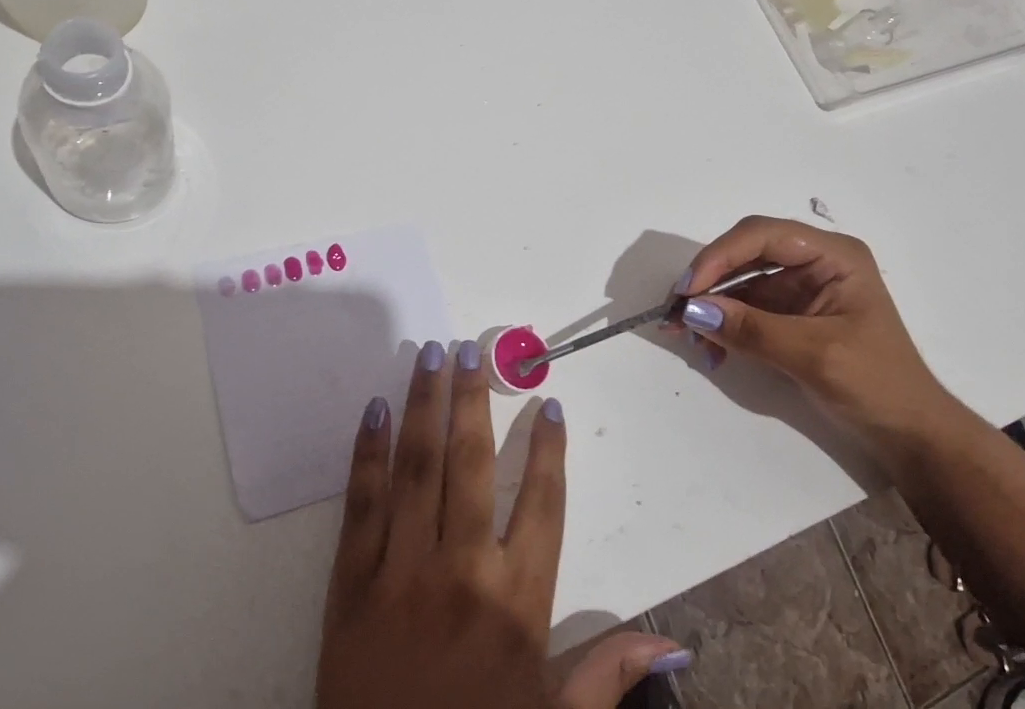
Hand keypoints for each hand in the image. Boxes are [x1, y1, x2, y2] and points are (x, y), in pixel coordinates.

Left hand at [317, 340, 689, 708]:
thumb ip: (609, 674)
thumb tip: (675, 643)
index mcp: (517, 601)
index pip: (543, 505)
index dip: (550, 452)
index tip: (550, 404)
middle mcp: (462, 570)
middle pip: (472, 465)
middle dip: (473, 401)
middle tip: (471, 349)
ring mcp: (401, 569)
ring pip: (417, 469)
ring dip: (424, 406)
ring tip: (431, 355)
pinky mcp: (350, 580)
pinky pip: (361, 504)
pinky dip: (367, 453)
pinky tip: (374, 410)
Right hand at [673, 216, 957, 446]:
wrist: (909, 435)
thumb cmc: (878, 385)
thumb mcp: (814, 355)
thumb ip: (753, 330)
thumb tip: (691, 312)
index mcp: (834, 256)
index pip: (762, 236)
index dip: (719, 257)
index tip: (687, 292)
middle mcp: (814, 263)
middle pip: (745, 254)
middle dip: (708, 282)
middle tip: (674, 313)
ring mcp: (800, 290)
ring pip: (738, 283)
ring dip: (709, 308)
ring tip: (685, 338)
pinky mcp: (789, 318)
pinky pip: (743, 311)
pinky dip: (721, 327)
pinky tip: (707, 349)